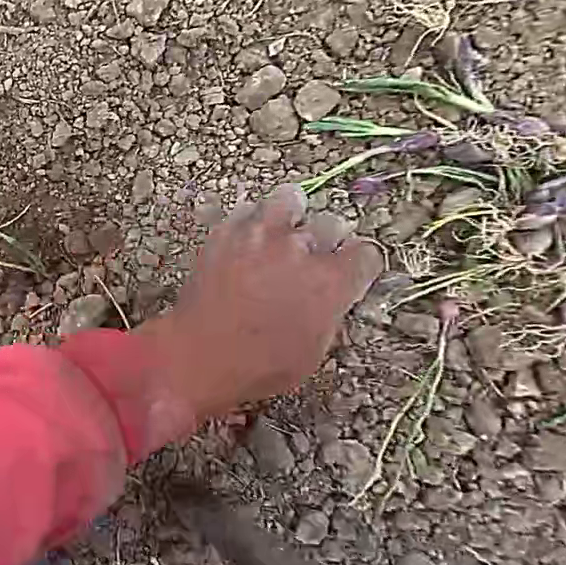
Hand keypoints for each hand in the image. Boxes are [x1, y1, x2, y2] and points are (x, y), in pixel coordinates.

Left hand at [136, 184, 381, 421]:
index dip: (361, 264)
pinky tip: (250, 239)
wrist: (198, 356)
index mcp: (330, 282)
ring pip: (291, 198)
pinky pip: (248, 209)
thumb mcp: (313, 352)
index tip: (352, 270)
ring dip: (293, 214)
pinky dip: (252, 221)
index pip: (366, 254)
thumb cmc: (259, 366)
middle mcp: (301, 249)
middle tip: (314, 258)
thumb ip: (331, 313)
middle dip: (328, 240)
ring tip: (285, 231)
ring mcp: (262, 235)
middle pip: (332, 223)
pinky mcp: (228, 231)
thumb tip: (334, 298)